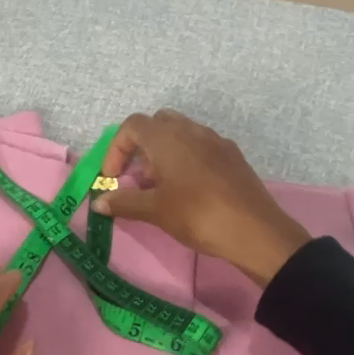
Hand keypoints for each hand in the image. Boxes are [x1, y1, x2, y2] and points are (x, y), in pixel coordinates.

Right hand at [91, 110, 312, 286]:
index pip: (132, 126)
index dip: (116, 149)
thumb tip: (99, 202)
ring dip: (165, 152)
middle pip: (158, 123)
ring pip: (182, 132)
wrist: (255, 231)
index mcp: (168, 138)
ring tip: (163, 187)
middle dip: (142, 146)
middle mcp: (191, 130)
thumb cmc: (198, 216)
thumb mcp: (156, 211)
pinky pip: (202, 145)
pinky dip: (187, 158)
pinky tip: (190, 189)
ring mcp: (216, 140)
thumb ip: (124, 202)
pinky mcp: (233, 155)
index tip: (114, 178)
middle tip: (140, 178)